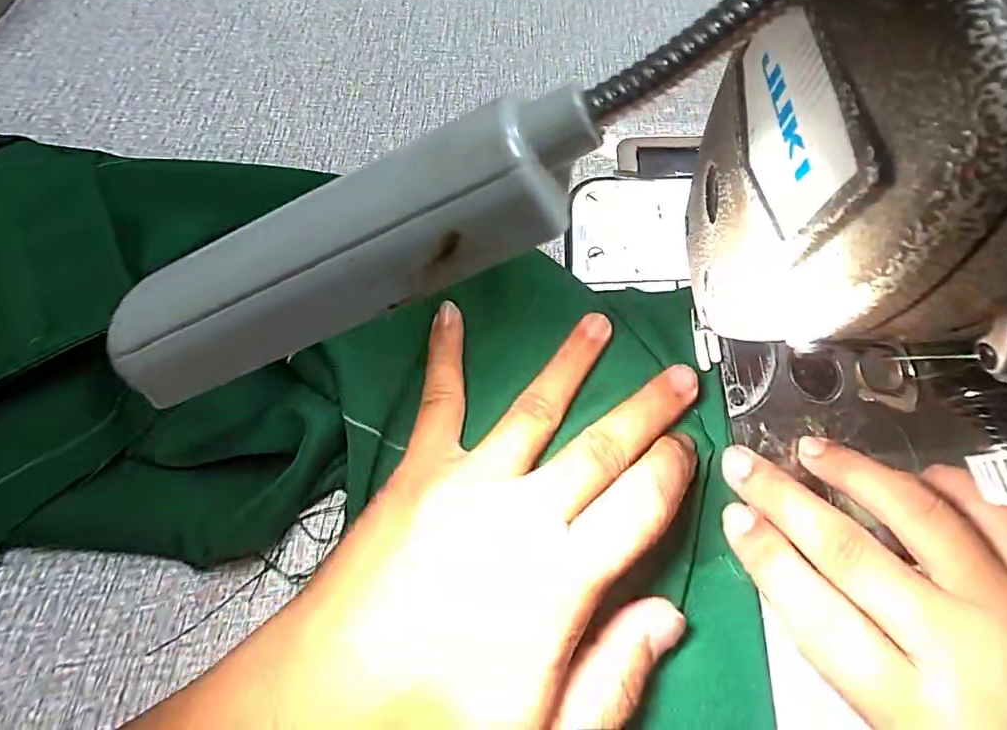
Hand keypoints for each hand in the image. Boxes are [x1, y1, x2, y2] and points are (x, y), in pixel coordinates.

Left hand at [135, 304, 701, 729]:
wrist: (317, 709)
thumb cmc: (432, 725)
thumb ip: (611, 679)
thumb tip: (669, 615)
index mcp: (559, 581)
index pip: (641, 505)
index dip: (673, 470)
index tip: (690, 447)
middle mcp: (521, 517)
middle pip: (603, 446)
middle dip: (648, 409)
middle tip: (679, 376)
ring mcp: (468, 484)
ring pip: (536, 408)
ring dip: (572, 363)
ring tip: (598, 326)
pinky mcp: (419, 472)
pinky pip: (439, 402)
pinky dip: (446, 356)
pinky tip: (450, 317)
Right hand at [720, 438, 1006, 729]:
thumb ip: (870, 687)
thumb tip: (815, 605)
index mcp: (923, 715)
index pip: (818, 615)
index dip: (768, 558)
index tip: (738, 520)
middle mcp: (963, 649)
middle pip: (850, 551)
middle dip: (785, 499)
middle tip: (747, 463)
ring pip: (916, 514)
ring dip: (856, 472)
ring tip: (815, 448)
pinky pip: (998, 517)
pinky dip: (954, 486)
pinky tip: (924, 474)